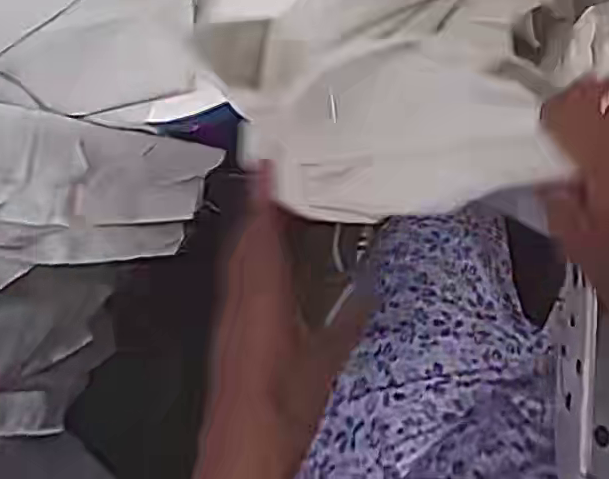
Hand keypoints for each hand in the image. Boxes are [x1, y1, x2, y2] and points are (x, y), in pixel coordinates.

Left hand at [197, 169, 366, 478]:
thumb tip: (377, 281)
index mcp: (263, 300)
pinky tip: (266, 253)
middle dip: (257, 201)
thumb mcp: (332, 357)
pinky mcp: (231, 333)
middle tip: (272, 171)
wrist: (242, 459)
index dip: (266, 193)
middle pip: (243, 238)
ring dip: (254, 224)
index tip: (271, 160)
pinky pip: (239, 275)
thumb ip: (355, 314)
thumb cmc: (280, 412)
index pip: (260, 232)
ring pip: (238, 255)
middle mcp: (240, 303)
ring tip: (270, 199)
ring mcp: (230, 319)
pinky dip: (252, 251)